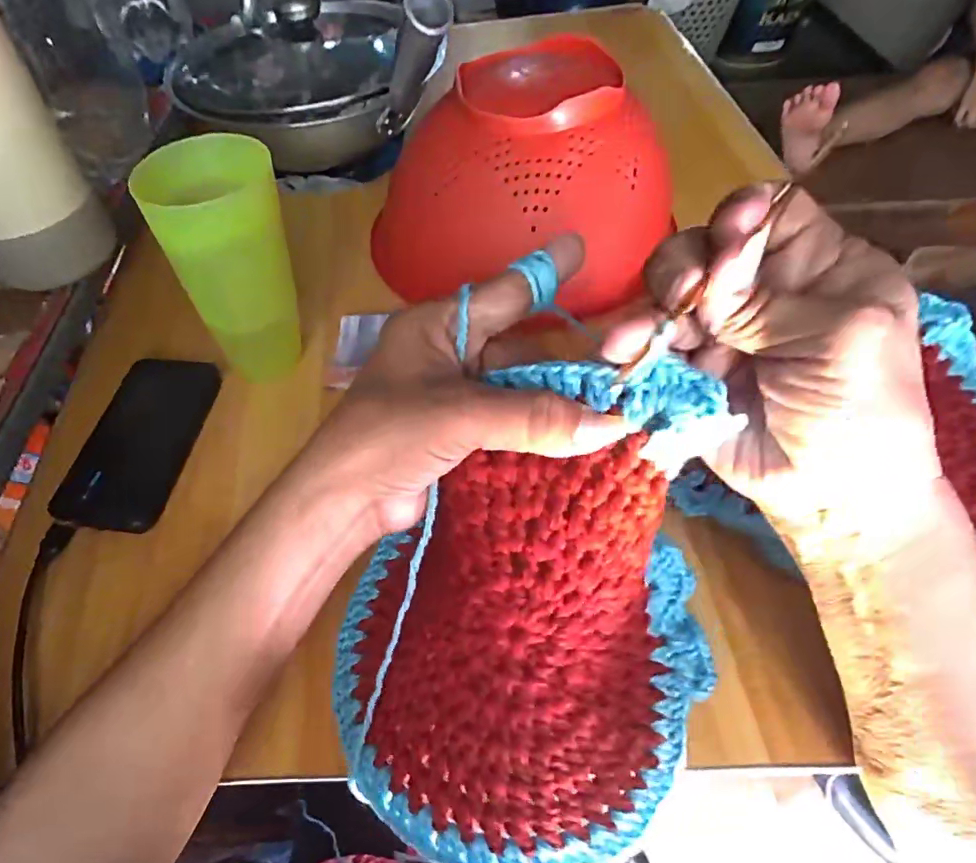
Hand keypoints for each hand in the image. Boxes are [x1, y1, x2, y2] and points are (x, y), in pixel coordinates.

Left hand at [296, 233, 631, 535]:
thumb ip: (533, 416)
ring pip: (516, 387)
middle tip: (633, 356)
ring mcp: (448, 395)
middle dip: (569, 356)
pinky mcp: (452, 434)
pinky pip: (506, 421)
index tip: (587, 250)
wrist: (343, 499)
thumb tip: (610, 425)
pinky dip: (537, 427)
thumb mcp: (459, 416)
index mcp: (436, 326)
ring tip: (620, 399)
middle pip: (519, 344)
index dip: (548, 275)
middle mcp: (444, 353)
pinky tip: (580, 432)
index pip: (505, 292)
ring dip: (557, 398)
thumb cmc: (386, 437)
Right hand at [634, 185, 939, 539]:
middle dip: (683, 268)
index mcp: (820, 269)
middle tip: (682, 298)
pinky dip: (628, 349)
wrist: (823, 488)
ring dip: (644, 311)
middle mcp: (760, 293)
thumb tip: (708, 268)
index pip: (772, 216)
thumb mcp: (837, 338)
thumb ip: (768, 300)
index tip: (727, 234)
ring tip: (629, 339)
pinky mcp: (681, 372)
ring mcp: (716, 334)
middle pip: (703, 250)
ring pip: (665, 299)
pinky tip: (618, 355)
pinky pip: (646, 348)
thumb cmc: (859, 406)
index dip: (741, 217)